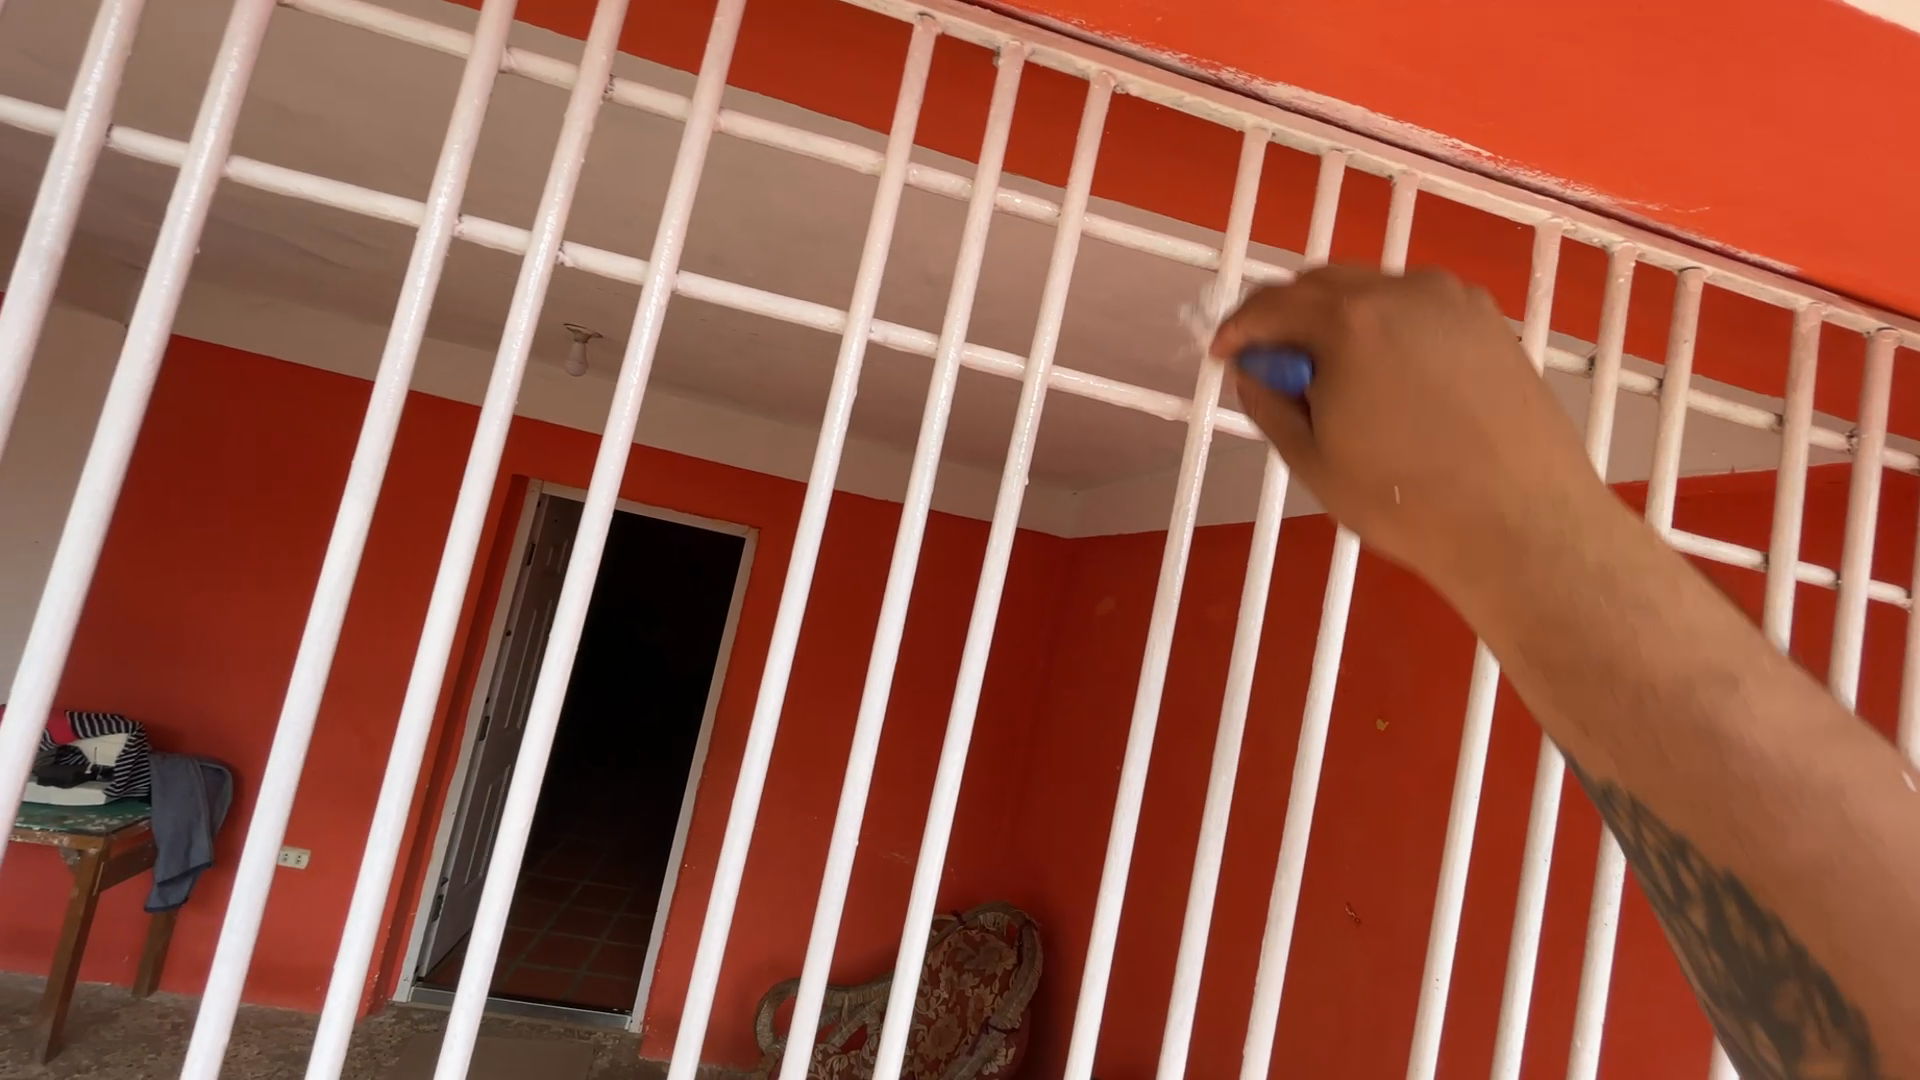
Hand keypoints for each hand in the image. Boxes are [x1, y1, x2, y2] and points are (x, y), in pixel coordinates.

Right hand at [1210, 264, 1607, 599]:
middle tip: (1270, 365)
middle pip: (1321, 284)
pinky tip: (1380, 374)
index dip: (1238, 330)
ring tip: (1326, 374)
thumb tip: (1253, 371)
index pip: (1272, 305)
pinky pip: (1412, 306)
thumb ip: (1267, 402)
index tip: (1223, 355)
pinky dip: (1379, 325)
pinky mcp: (1488, 322)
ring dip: (1332, 319)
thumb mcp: (1308, 457)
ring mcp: (1454, 302)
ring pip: (1369, 291)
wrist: (1519, 521)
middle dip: (1283, 318)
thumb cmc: (1400, 497)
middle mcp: (1403, 292)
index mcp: (1350, 322)